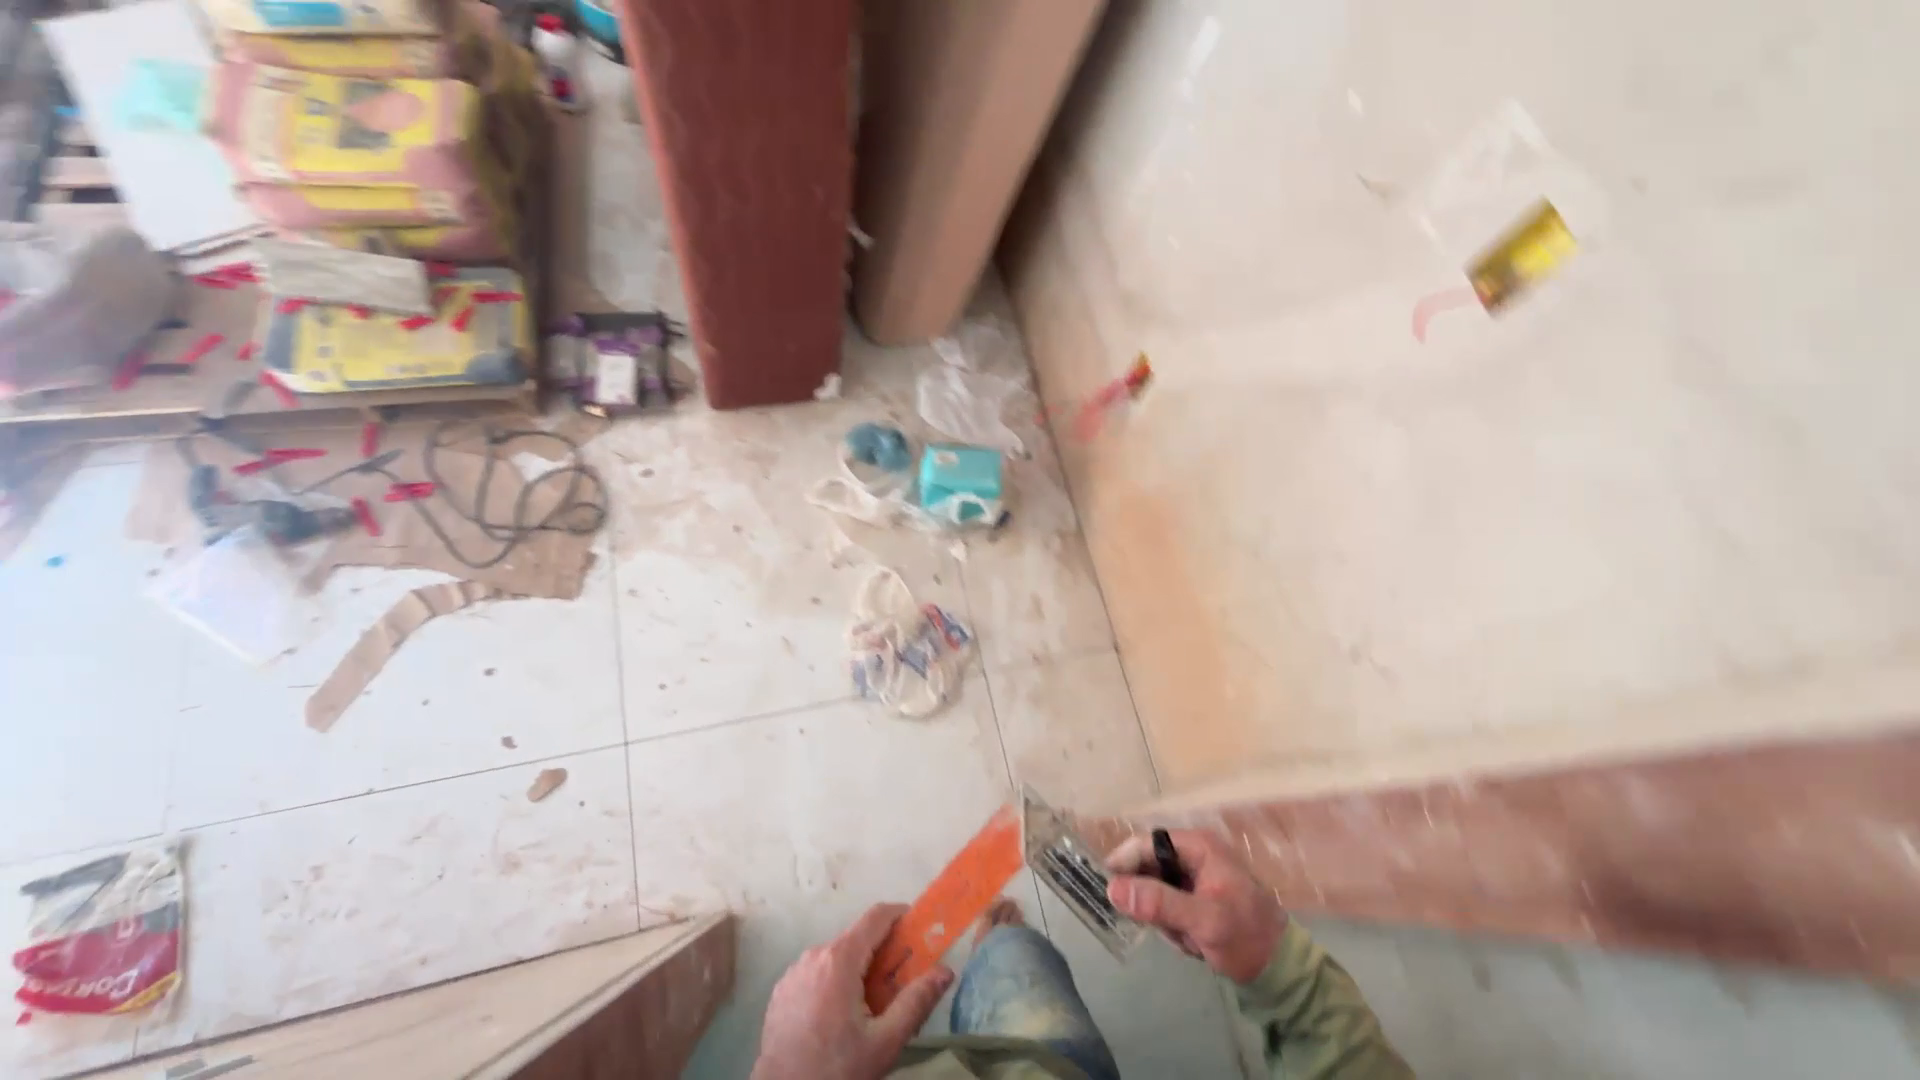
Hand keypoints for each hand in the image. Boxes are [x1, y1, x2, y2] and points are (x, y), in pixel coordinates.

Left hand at [750, 903, 953, 1079]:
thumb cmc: (835, 1069)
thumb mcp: (884, 1042)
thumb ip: (916, 1003)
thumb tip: (945, 971)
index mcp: (839, 959)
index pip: (876, 916)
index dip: (902, 916)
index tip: (920, 931)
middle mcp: (813, 955)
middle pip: (858, 938)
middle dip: (884, 953)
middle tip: (902, 984)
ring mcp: (794, 972)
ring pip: (837, 957)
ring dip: (859, 970)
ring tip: (872, 1008)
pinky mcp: (783, 990)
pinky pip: (817, 974)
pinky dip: (835, 983)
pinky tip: (840, 1018)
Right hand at [1105, 829, 1285, 983]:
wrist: (1280, 970)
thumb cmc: (1246, 936)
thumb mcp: (1203, 920)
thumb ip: (1159, 903)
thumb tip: (1113, 888)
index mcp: (1199, 846)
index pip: (1147, 843)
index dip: (1125, 862)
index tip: (1109, 889)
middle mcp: (1194, 855)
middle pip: (1147, 867)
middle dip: (1151, 900)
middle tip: (1163, 926)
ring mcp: (1194, 877)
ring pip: (1154, 891)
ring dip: (1163, 918)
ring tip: (1186, 938)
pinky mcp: (1194, 898)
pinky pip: (1166, 907)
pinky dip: (1173, 927)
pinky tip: (1192, 942)